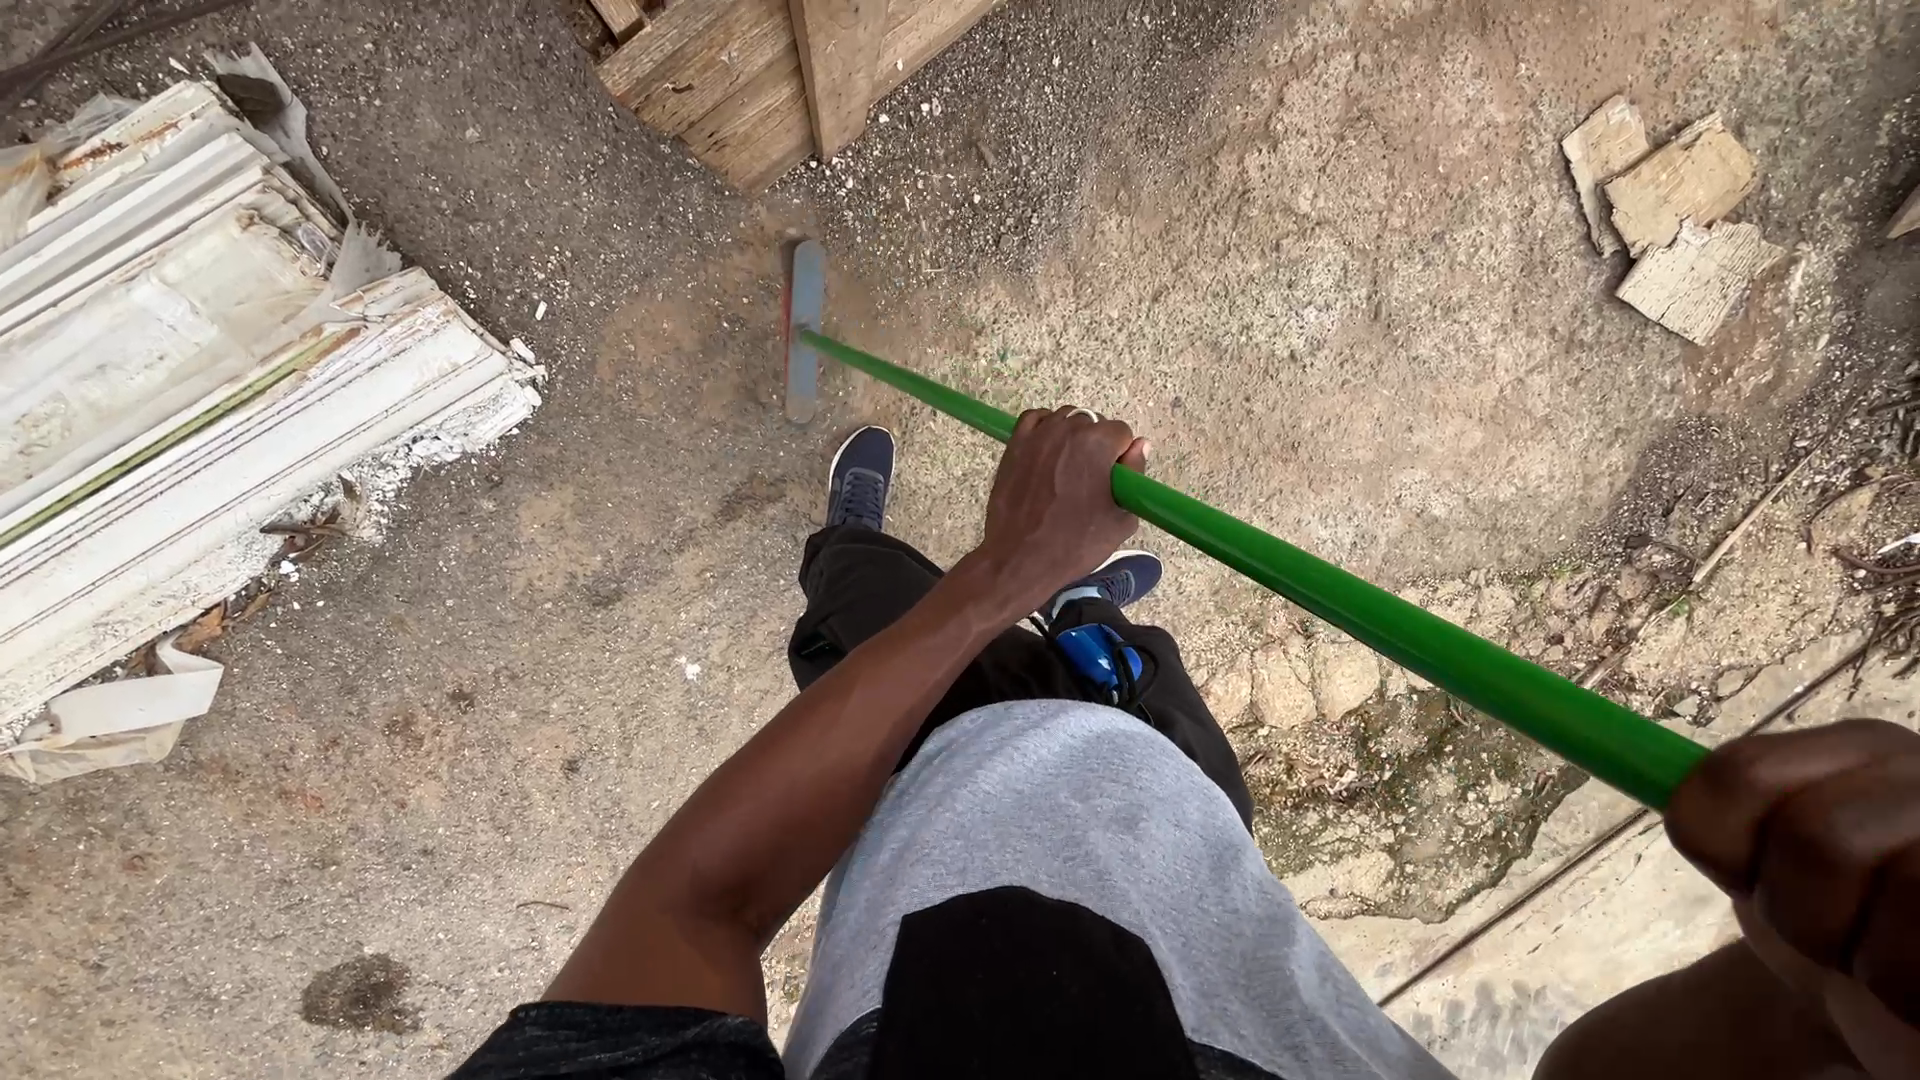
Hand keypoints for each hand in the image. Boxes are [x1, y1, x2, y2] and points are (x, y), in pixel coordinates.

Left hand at [966, 406, 1148, 616]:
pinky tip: (1048, 452)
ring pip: (1065, 419)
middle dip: (1098, 446)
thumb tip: (1140, 446)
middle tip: (1090, 481)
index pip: (1122, 432)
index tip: (1112, 480)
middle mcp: (1067, 429)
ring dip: (1072, 437)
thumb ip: (1135, 475)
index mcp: (1097, 443)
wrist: (1020, 558)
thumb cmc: (1074, 544)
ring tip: (1068, 470)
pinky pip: (1035, 420)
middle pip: (1093, 423)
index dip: (1121, 457)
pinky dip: (1045, 429)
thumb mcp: (1121, 518)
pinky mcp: (1015, 445)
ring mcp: (1037, 435)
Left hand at [1666, 718, 1919, 1067]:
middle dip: (1795, 904)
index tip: (1734, 869)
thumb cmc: (1829, 914)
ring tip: (1878, 954)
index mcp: (1863, 749)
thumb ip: (1706, 792)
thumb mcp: (1750, 845)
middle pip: (1811, 837)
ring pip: (1875, 883)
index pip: (1738, 775)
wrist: (1908, 1005)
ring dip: (1852, 946)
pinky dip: (1902, 983)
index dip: (1716, 834)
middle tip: (1826, 927)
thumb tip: (1546, 708)